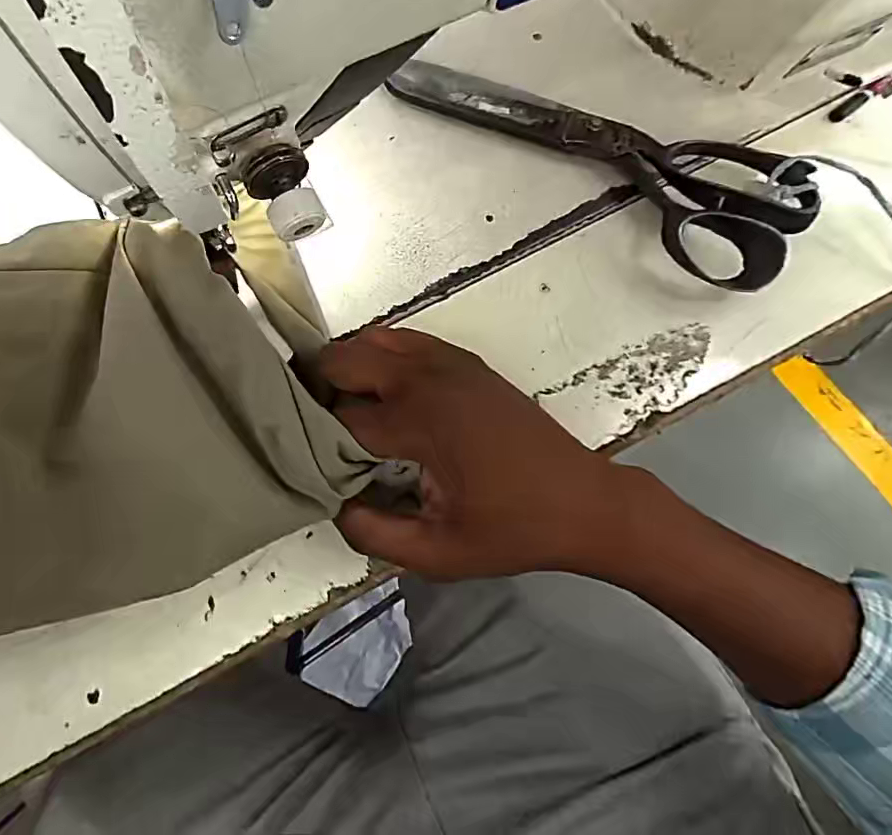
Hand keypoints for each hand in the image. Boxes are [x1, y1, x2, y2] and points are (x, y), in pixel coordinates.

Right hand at [318, 328, 658, 579]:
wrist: (584, 500)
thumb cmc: (513, 528)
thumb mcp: (439, 552)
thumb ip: (373, 532)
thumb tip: (333, 503)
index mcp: (420, 420)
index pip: (340, 416)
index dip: (316, 438)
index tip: (307, 459)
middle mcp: (427, 377)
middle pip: (346, 358)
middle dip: (319, 387)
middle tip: (314, 429)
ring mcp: (449, 361)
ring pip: (373, 339)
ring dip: (349, 367)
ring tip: (343, 408)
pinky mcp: (465, 361)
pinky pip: (405, 340)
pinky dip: (380, 356)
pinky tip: (384, 393)